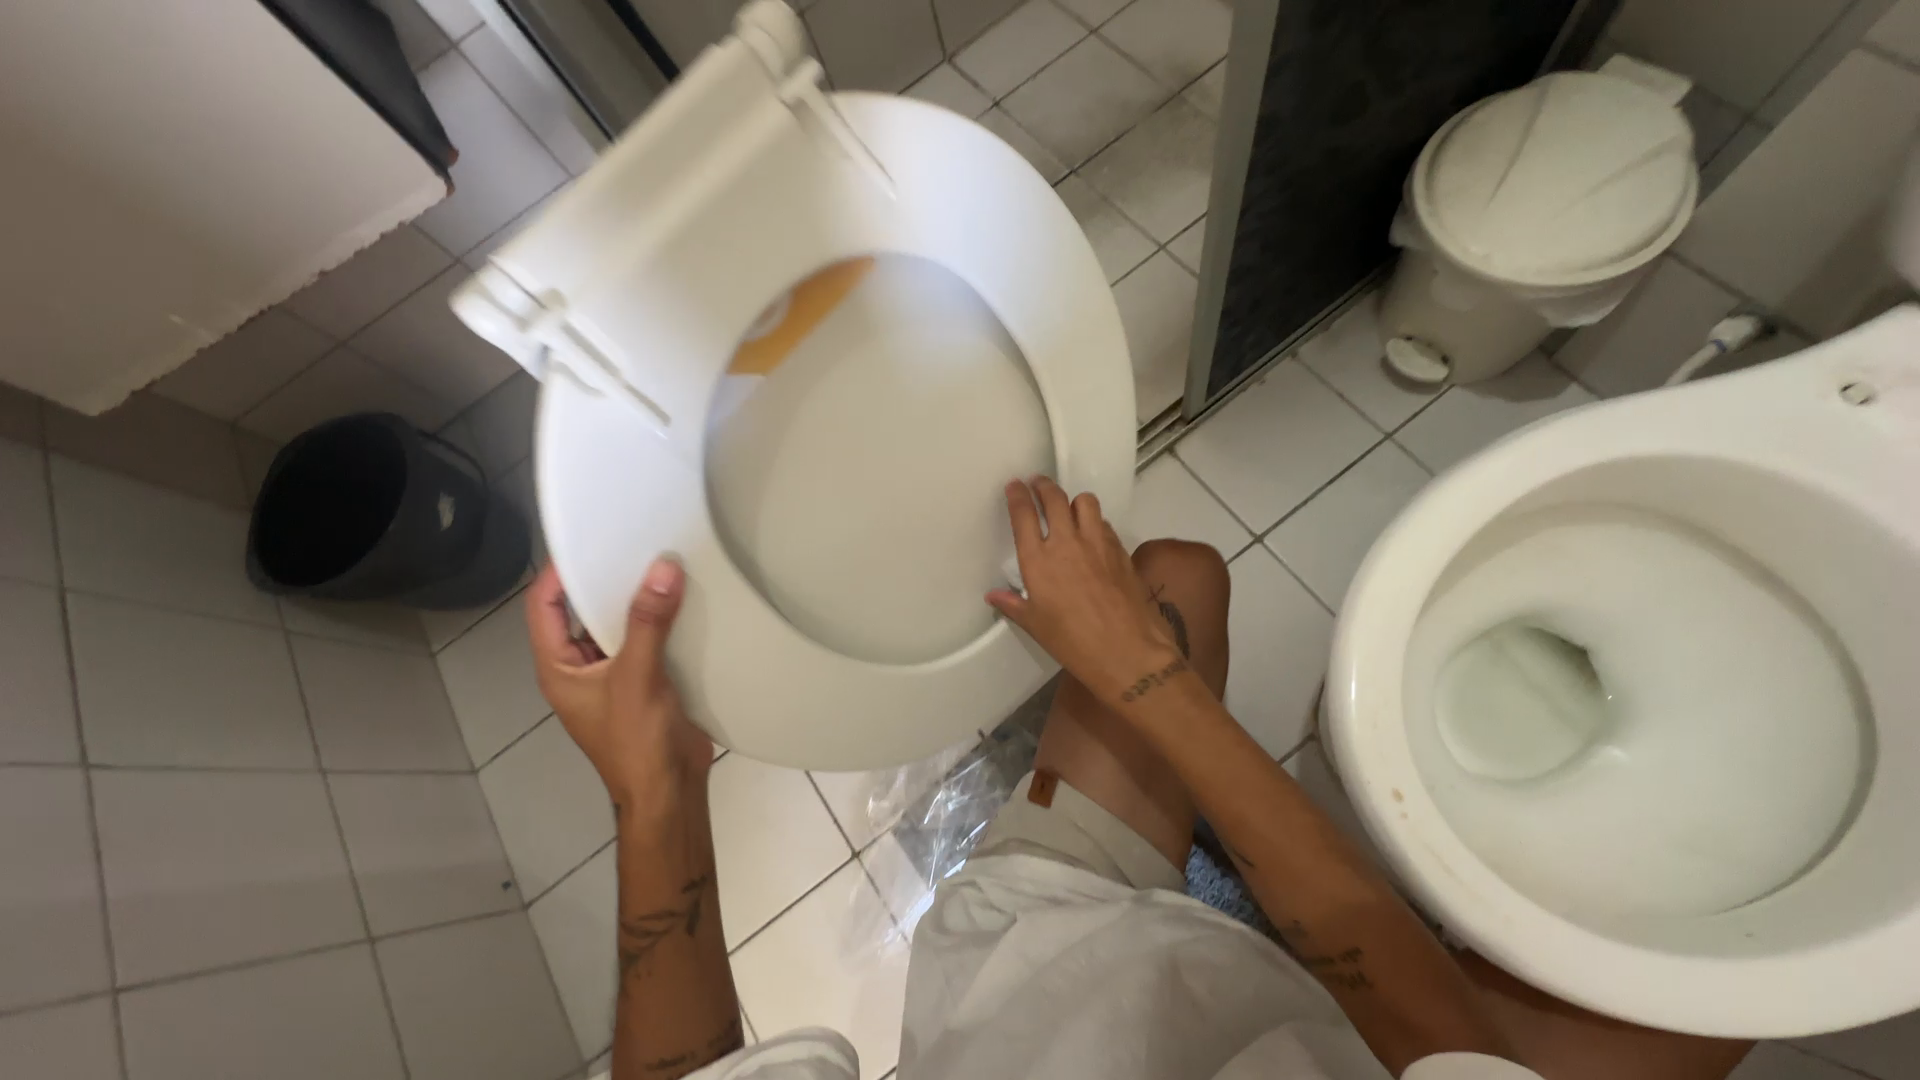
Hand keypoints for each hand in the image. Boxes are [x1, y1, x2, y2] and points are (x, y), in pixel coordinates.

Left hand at [526, 559, 712, 811]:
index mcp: (559, 667)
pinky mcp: (647, 683)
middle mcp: (581, 667)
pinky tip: (686, 601)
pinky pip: (650, 641)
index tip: (589, 541)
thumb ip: (649, 622)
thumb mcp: (637, 677)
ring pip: (621, 626)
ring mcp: (615, 676)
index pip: (544, 607)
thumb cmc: (635, 740)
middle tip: (635, 546)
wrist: (670, 790)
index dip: (559, 573)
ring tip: (664, 565)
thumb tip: (663, 568)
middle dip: (608, 582)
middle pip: (584, 612)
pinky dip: (664, 622)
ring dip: (639, 601)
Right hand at [985, 476, 1181, 702]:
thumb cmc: (1072, 642)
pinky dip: (1095, 522)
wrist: (1126, 651)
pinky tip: (1093, 535)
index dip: (1017, 495)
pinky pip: (1105, 524)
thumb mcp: (1035, 625)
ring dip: (1073, 500)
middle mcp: (1066, 543)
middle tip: (1038, 483)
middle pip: (1054, 498)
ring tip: (1068, 508)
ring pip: (1085, 502)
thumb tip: (994, 596)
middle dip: (1043, 486)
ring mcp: (1097, 543)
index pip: (1024, 514)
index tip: (1014, 486)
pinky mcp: (1120, 551)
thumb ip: (1013, 604)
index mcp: (1038, 560)